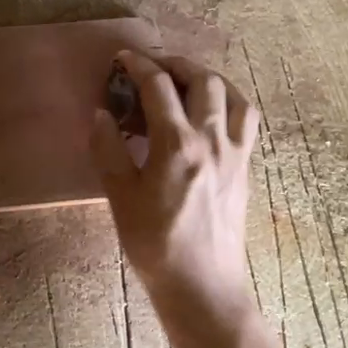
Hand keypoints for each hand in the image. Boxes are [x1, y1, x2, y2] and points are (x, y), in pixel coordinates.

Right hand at [91, 51, 260, 323]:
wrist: (203, 288)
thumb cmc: (155, 244)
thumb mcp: (120, 197)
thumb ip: (108, 149)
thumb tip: (101, 114)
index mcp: (177, 144)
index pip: (158, 85)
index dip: (138, 65)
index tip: (122, 59)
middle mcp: (212, 140)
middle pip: (203, 80)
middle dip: (175, 64)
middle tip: (152, 68)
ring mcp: (235, 154)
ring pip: (233, 95)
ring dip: (208, 79)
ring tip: (185, 82)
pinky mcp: (246, 168)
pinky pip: (246, 120)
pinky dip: (229, 102)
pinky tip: (210, 113)